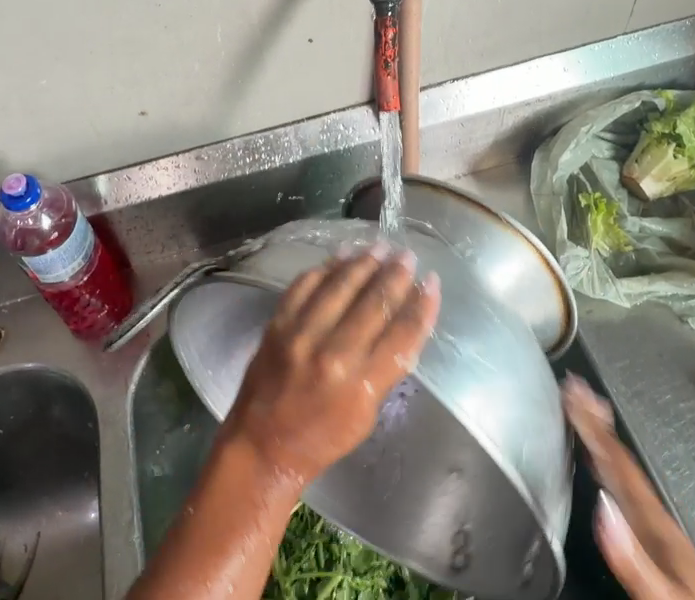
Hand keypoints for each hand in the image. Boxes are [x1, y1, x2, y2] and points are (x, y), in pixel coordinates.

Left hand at [219, 241, 440, 488]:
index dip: (422, 305)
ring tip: (380, 248)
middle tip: (407, 255)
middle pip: (373, 303)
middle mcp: (332, 355)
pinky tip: (341, 256)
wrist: (262, 446)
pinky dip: (325, 268)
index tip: (432, 282)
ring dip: (363, 263)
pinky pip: (304, 285)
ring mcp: (300, 336)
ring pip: (339, 286)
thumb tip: (406, 324)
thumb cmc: (322, 438)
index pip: (402, 334)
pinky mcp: (277, 325)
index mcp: (360, 385)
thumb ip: (385, 369)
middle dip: (395, 274)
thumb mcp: (367, 415)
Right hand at [564, 375, 694, 599]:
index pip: (621, 466)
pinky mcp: (657, 543)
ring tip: (586, 411)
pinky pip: (627, 490)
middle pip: (623, 460)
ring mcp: (658, 530)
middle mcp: (657, 519)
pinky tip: (603, 468)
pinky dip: (611, 467)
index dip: (595, 429)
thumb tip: (601, 506)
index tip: (573, 397)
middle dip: (597, 422)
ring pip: (625, 472)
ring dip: (603, 438)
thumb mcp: (663, 597)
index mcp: (656, 526)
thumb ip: (632, 557)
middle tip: (576, 387)